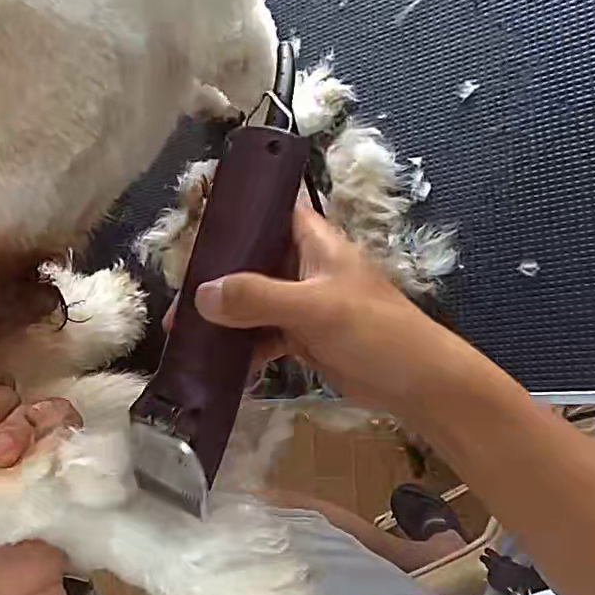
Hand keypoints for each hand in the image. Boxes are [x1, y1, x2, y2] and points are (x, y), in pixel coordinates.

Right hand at [192, 203, 488, 419]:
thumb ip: (258, 297)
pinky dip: (243, 347)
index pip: (268, 211)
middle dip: (216, 277)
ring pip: (254, 302)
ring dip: (224, 317)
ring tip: (183, 333)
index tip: (194, 231)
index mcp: (314, 241)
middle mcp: (305, 266)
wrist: (416, 383)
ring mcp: (303, 304)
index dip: (235, 215)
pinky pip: (264, 336)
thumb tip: (201, 296)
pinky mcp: (303, 337)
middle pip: (252, 261)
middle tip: (177, 298)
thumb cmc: (375, 330)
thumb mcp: (315, 308)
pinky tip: (217, 362)